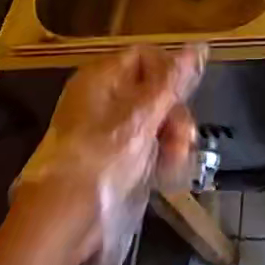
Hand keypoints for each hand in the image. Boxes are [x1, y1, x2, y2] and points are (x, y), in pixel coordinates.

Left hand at [12, 45, 205, 263]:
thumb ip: (172, 82)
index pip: (144, 57)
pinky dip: (161, 156)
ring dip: (173, 138)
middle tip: (185, 138)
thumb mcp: (141, 116)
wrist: (66, 219)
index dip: (169, 72)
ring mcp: (109, 131)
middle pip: (154, 90)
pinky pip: (147, 146)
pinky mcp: (114, 159)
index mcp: (102, 79)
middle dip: (175, 113)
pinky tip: (169, 173)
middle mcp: (104, 99)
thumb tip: (198, 46)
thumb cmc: (103, 157)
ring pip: (155, 121)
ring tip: (177, 161)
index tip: (186, 95)